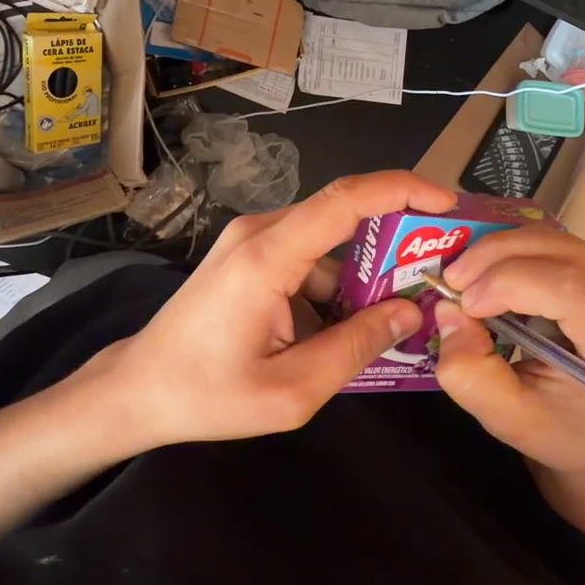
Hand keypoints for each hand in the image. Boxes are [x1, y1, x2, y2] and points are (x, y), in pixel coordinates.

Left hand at [94, 171, 457, 448]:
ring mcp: (252, 242)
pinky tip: (346, 330)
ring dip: (363, 276)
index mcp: (268, 256)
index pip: (345, 200)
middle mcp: (261, 233)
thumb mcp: (293, 389)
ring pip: (329, 245)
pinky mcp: (249, 257)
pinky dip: (335, 288)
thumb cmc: (208, 394)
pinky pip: (308, 260)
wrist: (138, 389)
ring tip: (394, 320)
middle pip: (343, 217)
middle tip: (438, 273)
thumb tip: (410, 312)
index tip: (446, 202)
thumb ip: (357, 346)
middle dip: (396, 240)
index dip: (401, 189)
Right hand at [432, 226, 584, 473]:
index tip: (464, 303)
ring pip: (558, 241)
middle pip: (564, 255)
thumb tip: (448, 311)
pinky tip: (490, 273)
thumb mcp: (506, 419)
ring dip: (501, 250)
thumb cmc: (558, 432)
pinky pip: (558, 245)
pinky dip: (515, 251)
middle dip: (496, 257)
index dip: (509, 281)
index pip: (572, 289)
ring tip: (466, 278)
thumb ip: (471, 374)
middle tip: (451, 281)